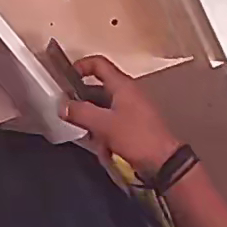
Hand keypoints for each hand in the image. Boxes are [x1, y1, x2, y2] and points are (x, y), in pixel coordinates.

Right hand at [62, 55, 181, 172]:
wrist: (164, 163)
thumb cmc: (136, 137)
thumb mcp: (104, 124)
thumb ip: (80, 112)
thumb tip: (62, 106)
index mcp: (122, 85)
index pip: (98, 64)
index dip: (80, 65)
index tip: (66, 77)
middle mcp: (126, 93)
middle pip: (97, 88)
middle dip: (82, 102)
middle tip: (68, 112)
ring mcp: (130, 109)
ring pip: (102, 109)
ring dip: (92, 122)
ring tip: (87, 135)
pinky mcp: (132, 126)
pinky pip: (110, 123)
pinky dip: (103, 132)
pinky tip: (102, 147)